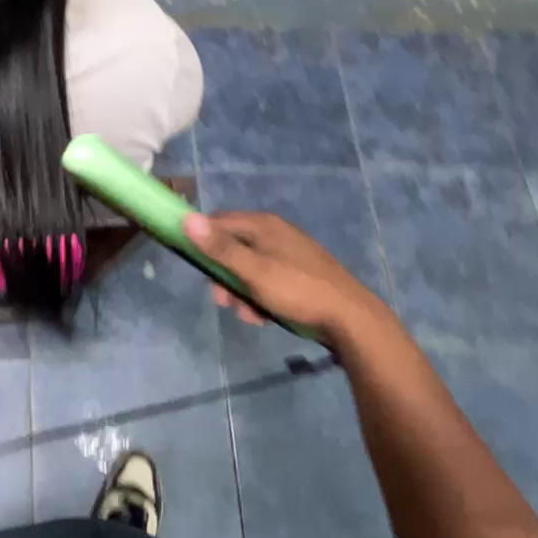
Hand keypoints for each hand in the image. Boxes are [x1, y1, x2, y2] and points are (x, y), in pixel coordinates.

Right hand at [184, 211, 388, 343]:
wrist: (350, 318)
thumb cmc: (297, 290)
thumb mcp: (254, 271)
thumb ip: (220, 248)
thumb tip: (187, 219)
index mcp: (263, 224)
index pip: (218, 221)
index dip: (201, 239)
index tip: (193, 264)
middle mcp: (274, 233)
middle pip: (232, 247)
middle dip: (223, 275)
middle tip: (222, 300)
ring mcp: (288, 253)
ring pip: (248, 268)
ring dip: (241, 292)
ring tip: (248, 315)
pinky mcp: (297, 274)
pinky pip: (266, 280)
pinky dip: (259, 297)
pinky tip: (263, 316)